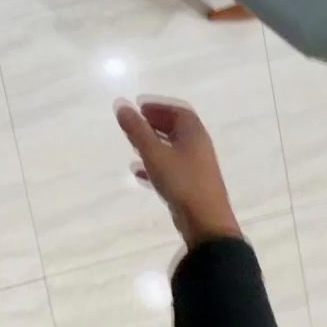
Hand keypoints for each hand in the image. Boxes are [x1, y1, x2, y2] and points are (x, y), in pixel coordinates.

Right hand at [114, 99, 241, 248]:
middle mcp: (198, 147)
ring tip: (133, 144)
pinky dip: (155, 163)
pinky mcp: (191, 184)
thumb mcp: (153, 152)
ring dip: (153, 142)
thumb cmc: (180, 181)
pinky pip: (171, 166)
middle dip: (154, 123)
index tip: (139, 106)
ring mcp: (196, 166)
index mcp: (194, 134)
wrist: (205, 222)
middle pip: (176, 128)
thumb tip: (121, 103)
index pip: (178, 111)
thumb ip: (136, 128)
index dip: (159, 106)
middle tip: (133, 122)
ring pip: (173, 147)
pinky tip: (137, 171)